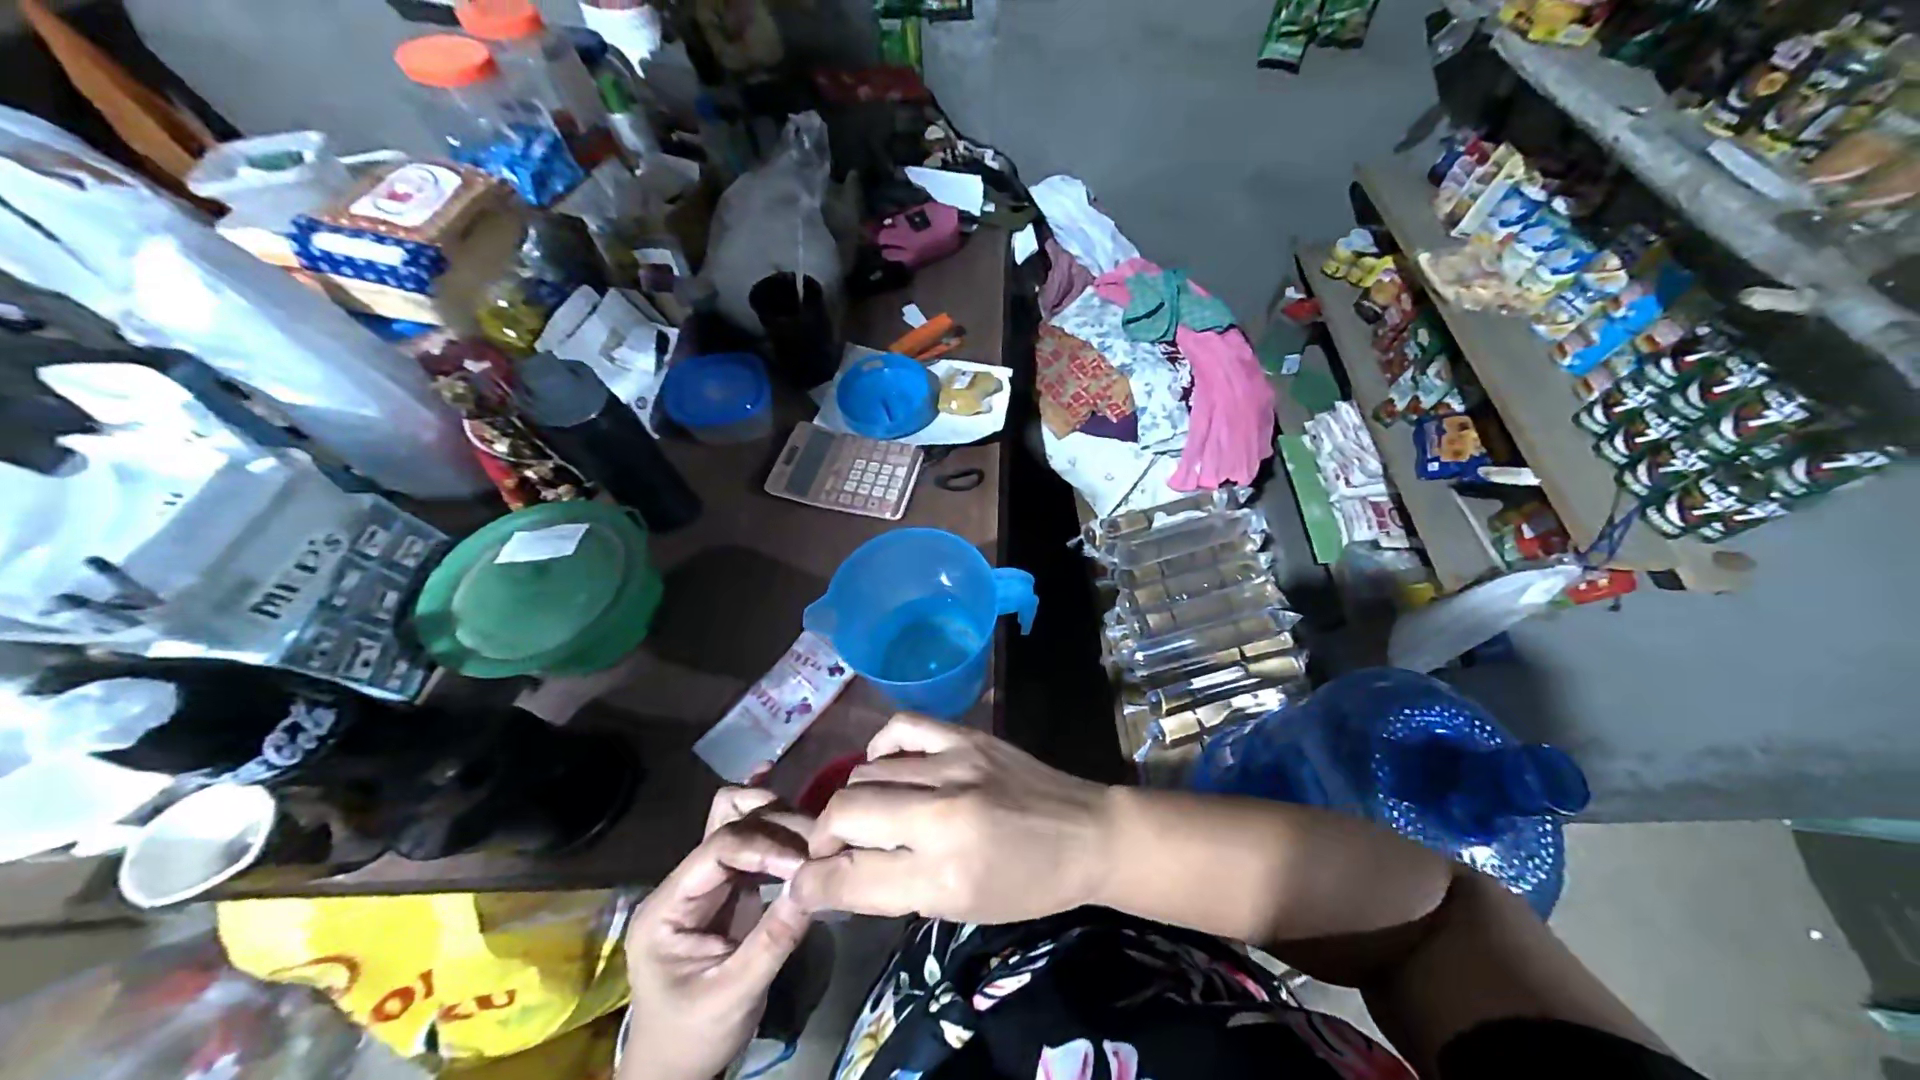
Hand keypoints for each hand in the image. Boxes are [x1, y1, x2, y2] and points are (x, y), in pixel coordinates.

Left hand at [623, 788, 813, 1079]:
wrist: (676, 1070)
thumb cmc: (692, 1037)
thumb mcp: (733, 996)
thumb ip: (772, 939)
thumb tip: (814, 884)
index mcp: (667, 906)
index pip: (716, 849)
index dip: (763, 845)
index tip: (805, 861)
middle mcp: (685, 881)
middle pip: (728, 822)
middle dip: (776, 825)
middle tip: (819, 843)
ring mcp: (709, 881)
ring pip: (743, 822)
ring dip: (781, 823)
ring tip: (817, 839)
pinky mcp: (732, 887)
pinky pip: (756, 844)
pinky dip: (781, 831)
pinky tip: (803, 818)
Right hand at [790, 714, 1114, 923]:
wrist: (1087, 834)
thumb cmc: (1026, 885)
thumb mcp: (959, 906)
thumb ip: (891, 889)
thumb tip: (830, 877)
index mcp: (945, 876)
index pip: (851, 878)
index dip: (812, 883)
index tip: (801, 883)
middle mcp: (943, 815)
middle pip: (847, 813)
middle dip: (823, 837)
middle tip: (832, 848)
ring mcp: (955, 766)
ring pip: (868, 772)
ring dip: (851, 798)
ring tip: (862, 812)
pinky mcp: (968, 736)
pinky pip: (902, 727)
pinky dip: (880, 747)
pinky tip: (883, 763)